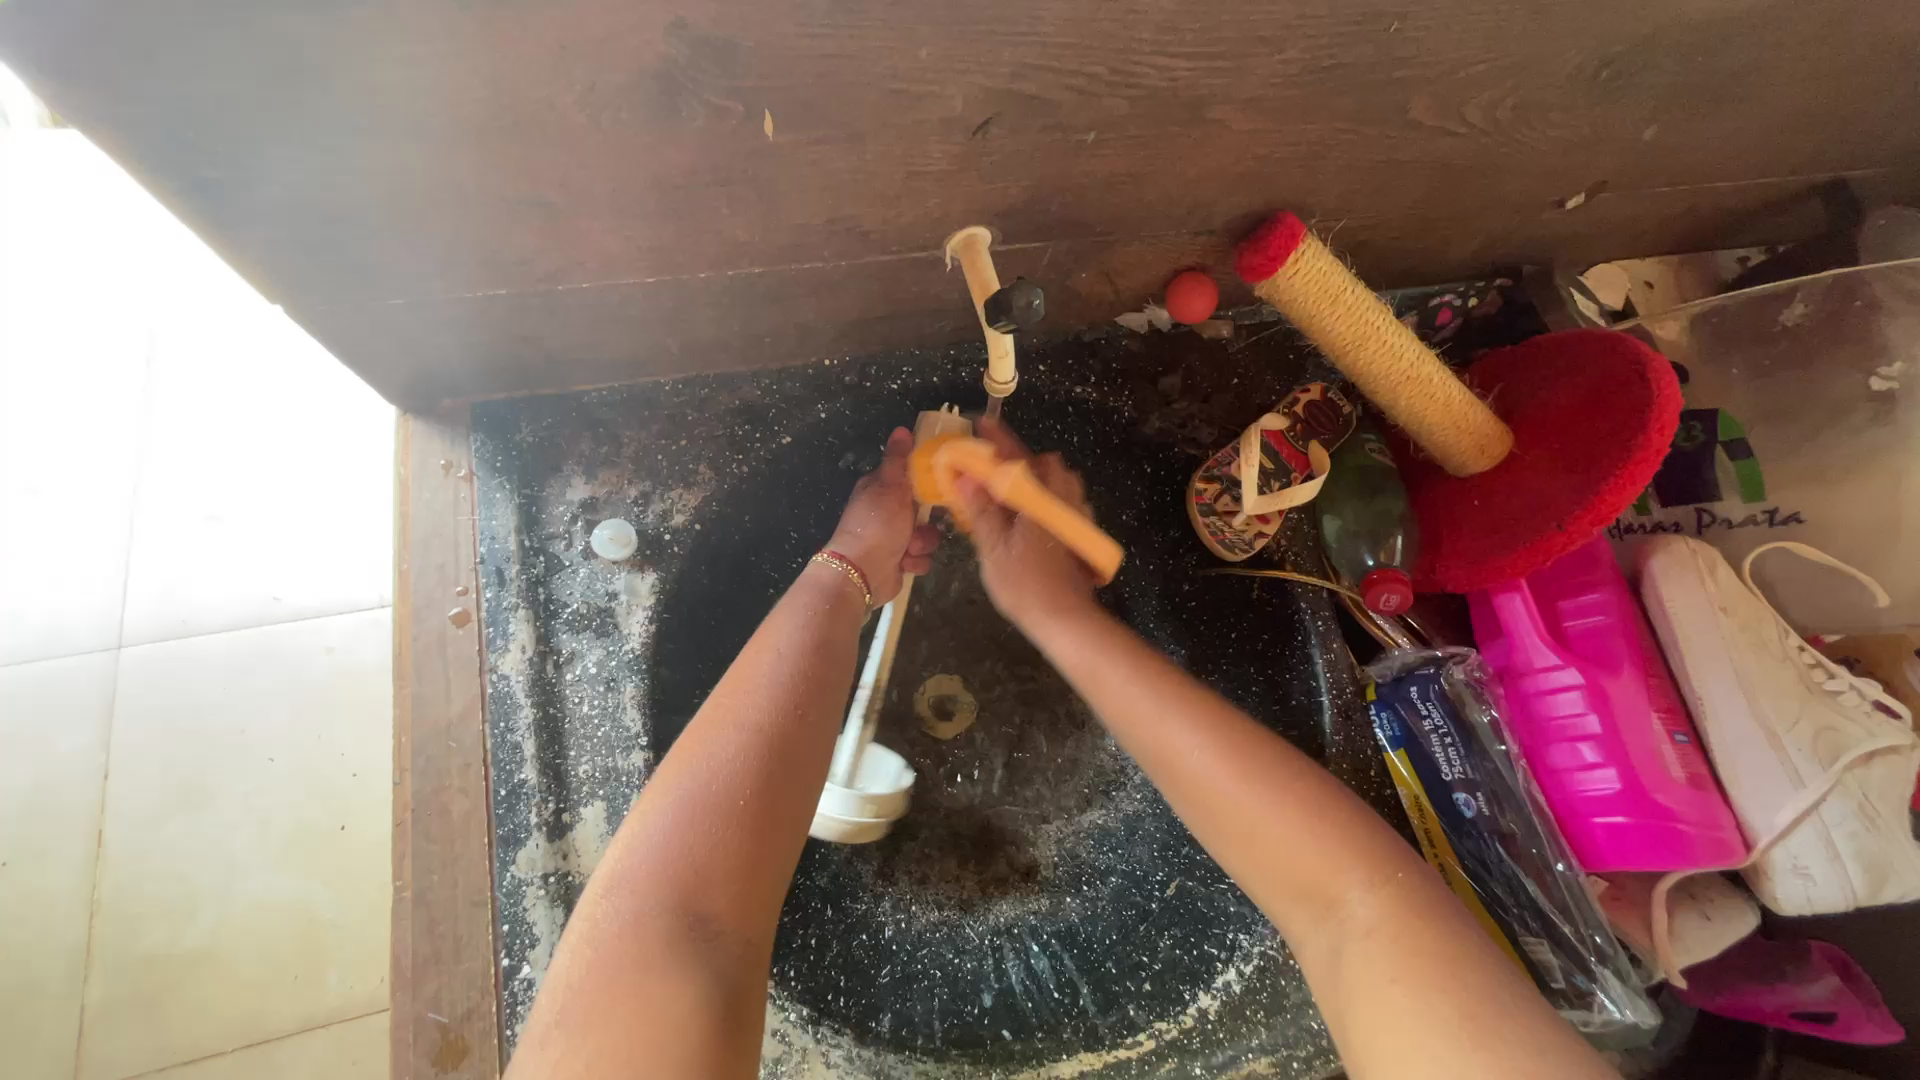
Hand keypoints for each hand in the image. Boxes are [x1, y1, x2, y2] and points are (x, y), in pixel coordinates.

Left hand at [825, 427, 940, 605]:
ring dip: (921, 543)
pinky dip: (915, 561)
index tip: (939, 486)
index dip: (926, 483)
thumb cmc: (877, 524)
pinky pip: (921, 557)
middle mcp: (886, 512)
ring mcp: (893, 538)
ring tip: (908, 548)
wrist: (862, 572)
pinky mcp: (899, 561)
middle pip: (923, 509)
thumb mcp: (890, 486)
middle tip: (920, 522)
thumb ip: (898, 460)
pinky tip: (904, 563)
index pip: (910, 478)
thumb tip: (902, 429)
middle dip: (926, 521)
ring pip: (926, 535)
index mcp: (880, 489)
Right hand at [953, 418, 1102, 630]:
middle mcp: (1062, 499)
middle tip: (993, 472)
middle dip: (1021, 462)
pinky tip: (1027, 520)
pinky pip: (1061, 502)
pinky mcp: (1079, 533)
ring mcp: (1075, 516)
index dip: (998, 440)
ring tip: (1008, 495)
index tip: (982, 423)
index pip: (1015, 459)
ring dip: (1034, 480)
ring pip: (1056, 484)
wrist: (1066, 618)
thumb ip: (981, 509)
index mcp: (1039, 498)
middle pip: (1045, 466)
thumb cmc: (1025, 585)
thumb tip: (965, 477)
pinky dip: (1043, 500)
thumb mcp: (994, 548)